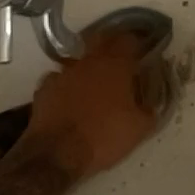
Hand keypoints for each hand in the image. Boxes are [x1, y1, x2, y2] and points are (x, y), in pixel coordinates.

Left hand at [23, 28, 161, 178]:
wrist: (57, 154)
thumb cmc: (103, 136)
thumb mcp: (139, 129)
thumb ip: (148, 110)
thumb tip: (149, 103)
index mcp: (116, 64)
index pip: (129, 40)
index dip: (136, 44)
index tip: (141, 52)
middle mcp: (89, 60)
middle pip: (101, 39)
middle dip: (111, 45)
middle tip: (118, 60)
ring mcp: (64, 72)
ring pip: (79, 59)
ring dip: (87, 67)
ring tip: (92, 85)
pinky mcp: (45, 87)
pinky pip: (59, 79)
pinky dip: (66, 86)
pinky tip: (68, 101)